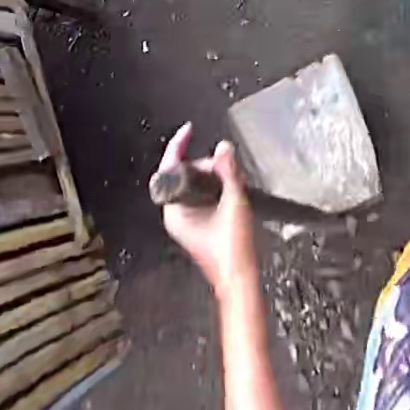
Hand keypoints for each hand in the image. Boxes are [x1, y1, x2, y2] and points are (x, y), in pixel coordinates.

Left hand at [156, 122, 257, 297]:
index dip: (178, 146)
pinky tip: (231, 189)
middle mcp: (176, 214)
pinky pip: (201, 194)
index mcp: (175, 211)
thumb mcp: (234, 202)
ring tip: (233, 180)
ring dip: (214, 175)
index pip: (169, 169)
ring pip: (195, 183)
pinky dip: (216, 186)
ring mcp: (186, 219)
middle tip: (225, 165)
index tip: (188, 130)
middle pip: (184, 173)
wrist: (240, 279)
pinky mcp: (198, 222)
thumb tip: (223, 148)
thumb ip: (229, 172)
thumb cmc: (232, 250)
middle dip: (207, 164)